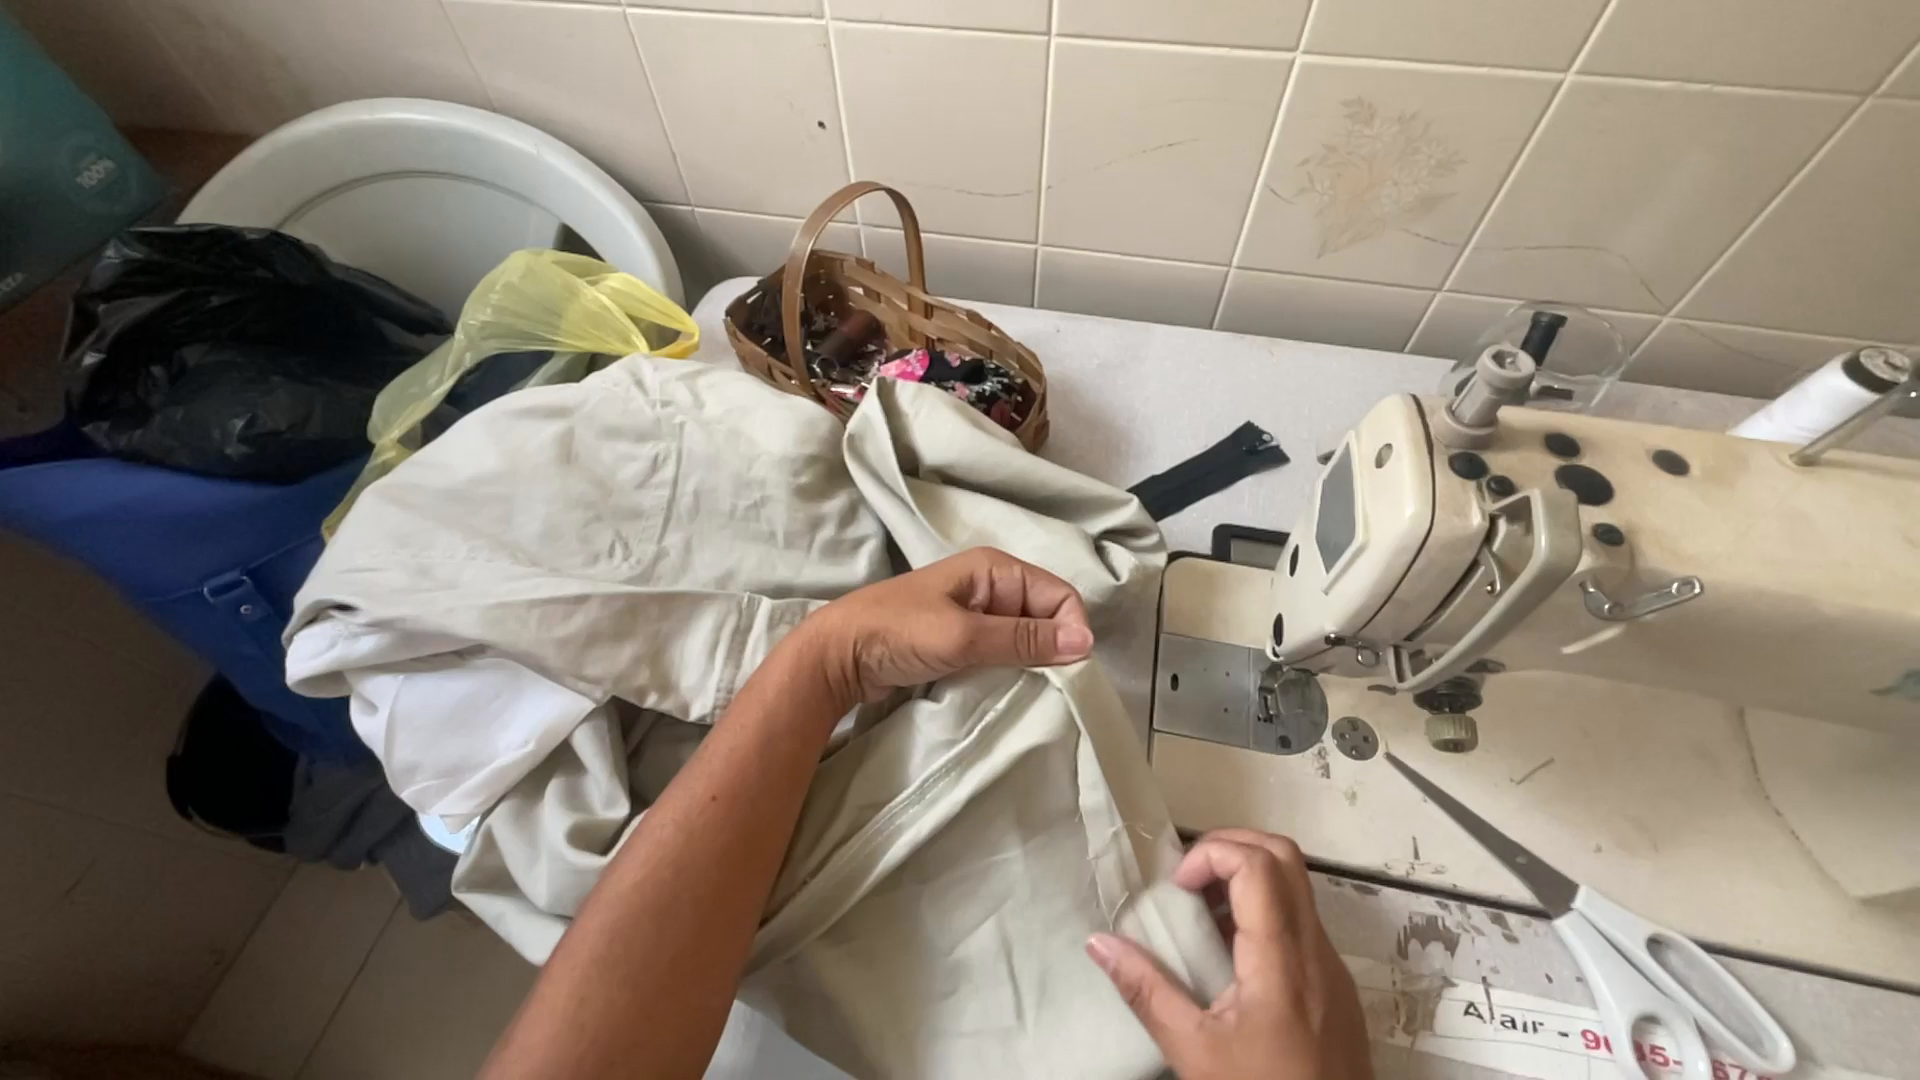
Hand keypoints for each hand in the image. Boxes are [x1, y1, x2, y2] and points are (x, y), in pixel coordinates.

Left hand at [790, 547, 1094, 710]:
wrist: (836, 656)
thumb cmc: (897, 633)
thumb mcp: (963, 635)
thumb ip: (1023, 639)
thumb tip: (1086, 643)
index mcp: (995, 570)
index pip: (1058, 595)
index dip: (1070, 630)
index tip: (1068, 672)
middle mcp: (991, 588)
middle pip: (1045, 617)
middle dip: (1052, 650)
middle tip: (1048, 688)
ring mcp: (976, 617)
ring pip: (1025, 640)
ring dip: (1030, 665)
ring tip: (1028, 693)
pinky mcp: (962, 643)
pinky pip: (1002, 655)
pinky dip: (1010, 672)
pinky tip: (1007, 692)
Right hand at [1087, 830, 1372, 1079]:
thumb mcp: (1195, 1054)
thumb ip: (1146, 992)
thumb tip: (1098, 942)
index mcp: (1283, 961)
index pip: (1258, 864)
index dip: (1211, 853)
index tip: (1177, 885)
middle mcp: (1316, 950)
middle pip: (1284, 855)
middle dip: (1229, 846)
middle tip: (1188, 878)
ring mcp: (1331, 966)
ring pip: (1295, 883)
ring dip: (1244, 875)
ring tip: (1200, 908)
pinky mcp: (1334, 984)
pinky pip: (1299, 918)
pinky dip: (1260, 907)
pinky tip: (1228, 950)